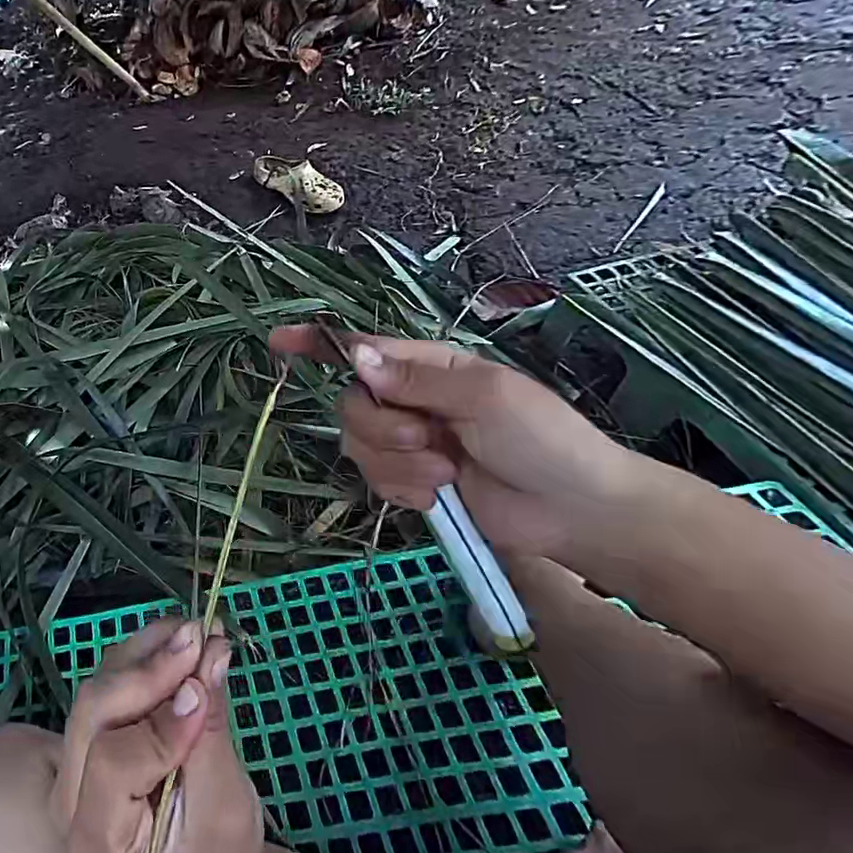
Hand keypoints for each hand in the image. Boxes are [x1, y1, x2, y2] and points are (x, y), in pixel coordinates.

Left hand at [51, 618, 260, 852]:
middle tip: (200, 634)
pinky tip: (179, 645)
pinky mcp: (88, 736)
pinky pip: (110, 684)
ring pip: (100, 685)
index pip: (112, 764)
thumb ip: (210, 736)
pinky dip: (146, 657)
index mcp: (98, 838)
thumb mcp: (224, 811)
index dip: (160, 722)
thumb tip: (209, 659)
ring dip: (148, 651)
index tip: (204, 688)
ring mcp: (71, 761)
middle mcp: (69, 794)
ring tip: (195, 631)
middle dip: (150, 667)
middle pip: (95, 710)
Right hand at [270, 325, 640, 557]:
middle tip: (426, 441)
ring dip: (398, 464)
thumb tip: (357, 359)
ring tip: (444, 473)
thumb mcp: (485, 396)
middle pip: (351, 404)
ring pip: (359, 445)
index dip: (318, 343)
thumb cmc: (543, 439)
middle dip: (382, 429)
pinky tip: (437, 496)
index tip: (278, 341)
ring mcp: (408, 443)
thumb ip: (416, 379)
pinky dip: (403, 489)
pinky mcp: (410, 481)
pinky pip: (375, 480)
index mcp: (427, 366)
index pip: (362, 348)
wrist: (574, 511)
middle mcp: (409, 399)